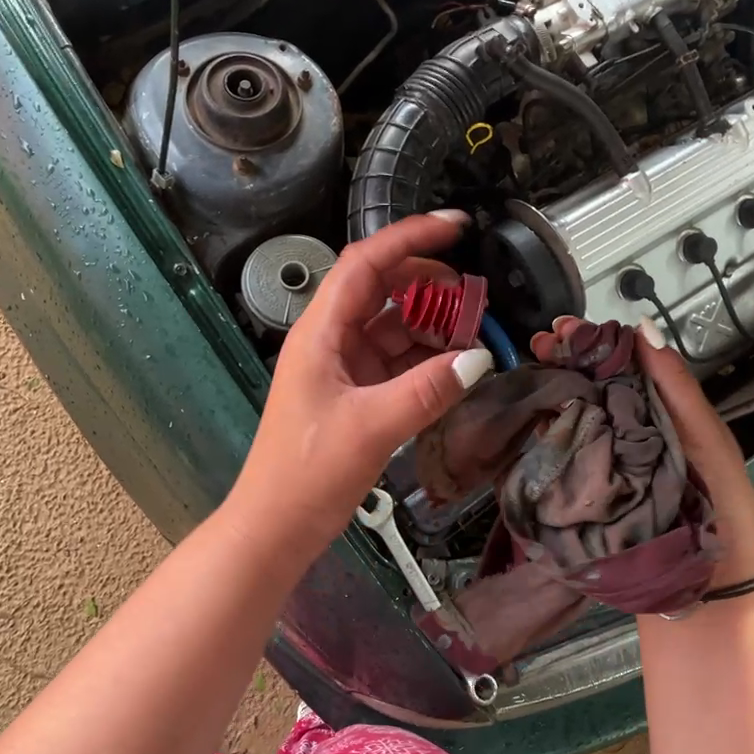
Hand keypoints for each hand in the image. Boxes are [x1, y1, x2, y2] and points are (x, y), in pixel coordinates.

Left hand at [221, 212, 494, 565]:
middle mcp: (330, 341)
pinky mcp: (354, 395)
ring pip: (392, 327)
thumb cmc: (307, 473)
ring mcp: (342, 368)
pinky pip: (395, 361)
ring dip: (431, 324)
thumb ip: (428, 389)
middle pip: (382, 290)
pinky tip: (455, 366)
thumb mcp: (372, 427)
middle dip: (429, 284)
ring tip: (475, 330)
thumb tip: (478, 357)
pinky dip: (425, 358)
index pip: (365, 264)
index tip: (455, 226)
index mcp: (321, 333)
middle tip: (476, 293)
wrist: (275, 527)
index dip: (409, 237)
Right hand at [531, 316, 753, 587]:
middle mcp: (632, 435)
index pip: (624, 367)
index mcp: (663, 415)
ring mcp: (608, 467)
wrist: (708, 596)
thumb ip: (677, 388)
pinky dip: (544, 437)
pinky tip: (524, 421)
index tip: (563, 328)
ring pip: (574, 419)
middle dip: (565, 362)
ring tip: (526, 372)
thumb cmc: (720, 511)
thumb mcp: (706, 441)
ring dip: (551, 392)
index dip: (594, 343)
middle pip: (593, 388)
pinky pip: (563, 460)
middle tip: (537, 345)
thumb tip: (641, 327)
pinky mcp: (588, 497)